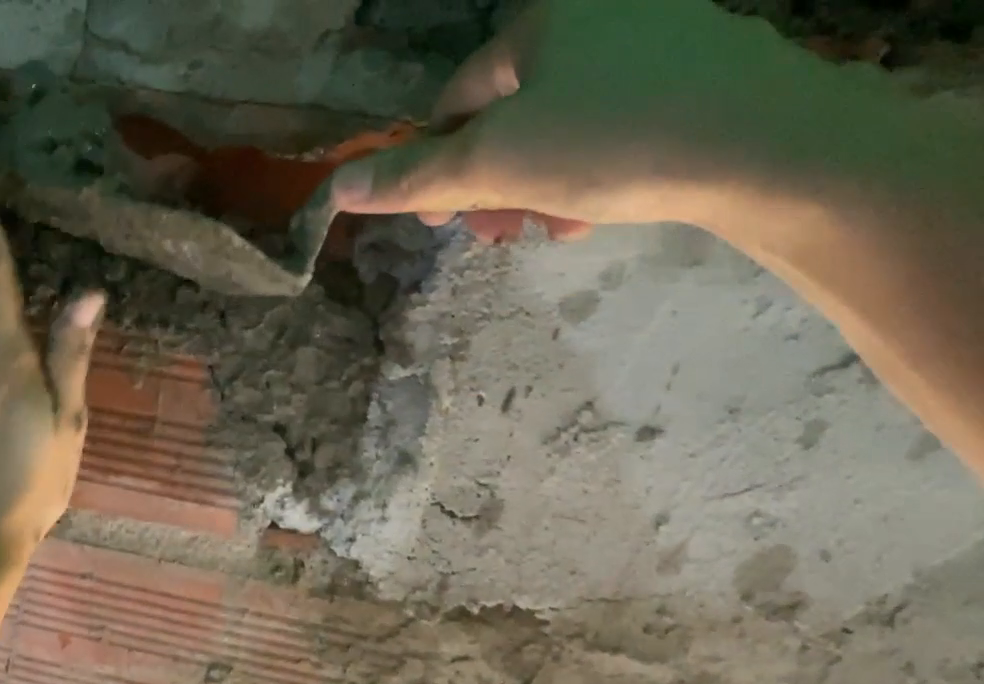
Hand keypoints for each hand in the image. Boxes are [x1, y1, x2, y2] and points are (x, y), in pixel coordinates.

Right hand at [326, 0, 819, 241]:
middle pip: (508, 118)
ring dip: (534, 188)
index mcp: (543, 19)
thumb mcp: (491, 165)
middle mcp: (600, 14)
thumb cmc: (611, 141)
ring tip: (546, 231)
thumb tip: (334, 188)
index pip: (455, 102)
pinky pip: (613, 127)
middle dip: (491, 184)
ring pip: (559, 129)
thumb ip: (409, 177)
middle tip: (494, 236)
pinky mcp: (698, 77)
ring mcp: (656, 42)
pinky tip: (590, 214)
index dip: (436, 166)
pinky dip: (588, 174)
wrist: (775, 148)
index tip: (440, 219)